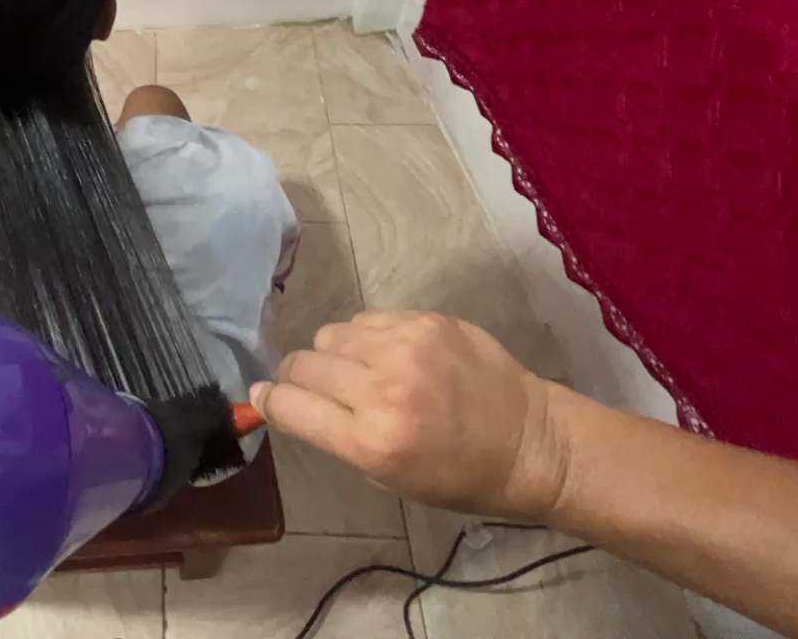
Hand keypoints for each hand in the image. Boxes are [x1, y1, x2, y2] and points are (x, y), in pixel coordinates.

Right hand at [251, 310, 573, 521]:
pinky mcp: (423, 320)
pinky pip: (363, 320)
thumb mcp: (388, 477)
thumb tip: (281, 399)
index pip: (289, 406)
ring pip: (328, 335)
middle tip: (319, 388)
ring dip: (333, 355)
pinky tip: (389, 355)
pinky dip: (364, 338)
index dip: (270, 401)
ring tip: (360, 370)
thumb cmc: (458, 475)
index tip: (266, 397)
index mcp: (372, 441)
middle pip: (301, 363)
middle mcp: (382, 388)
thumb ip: (333, 436)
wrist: (531, 440)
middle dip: (299, 377)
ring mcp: (404, 347)